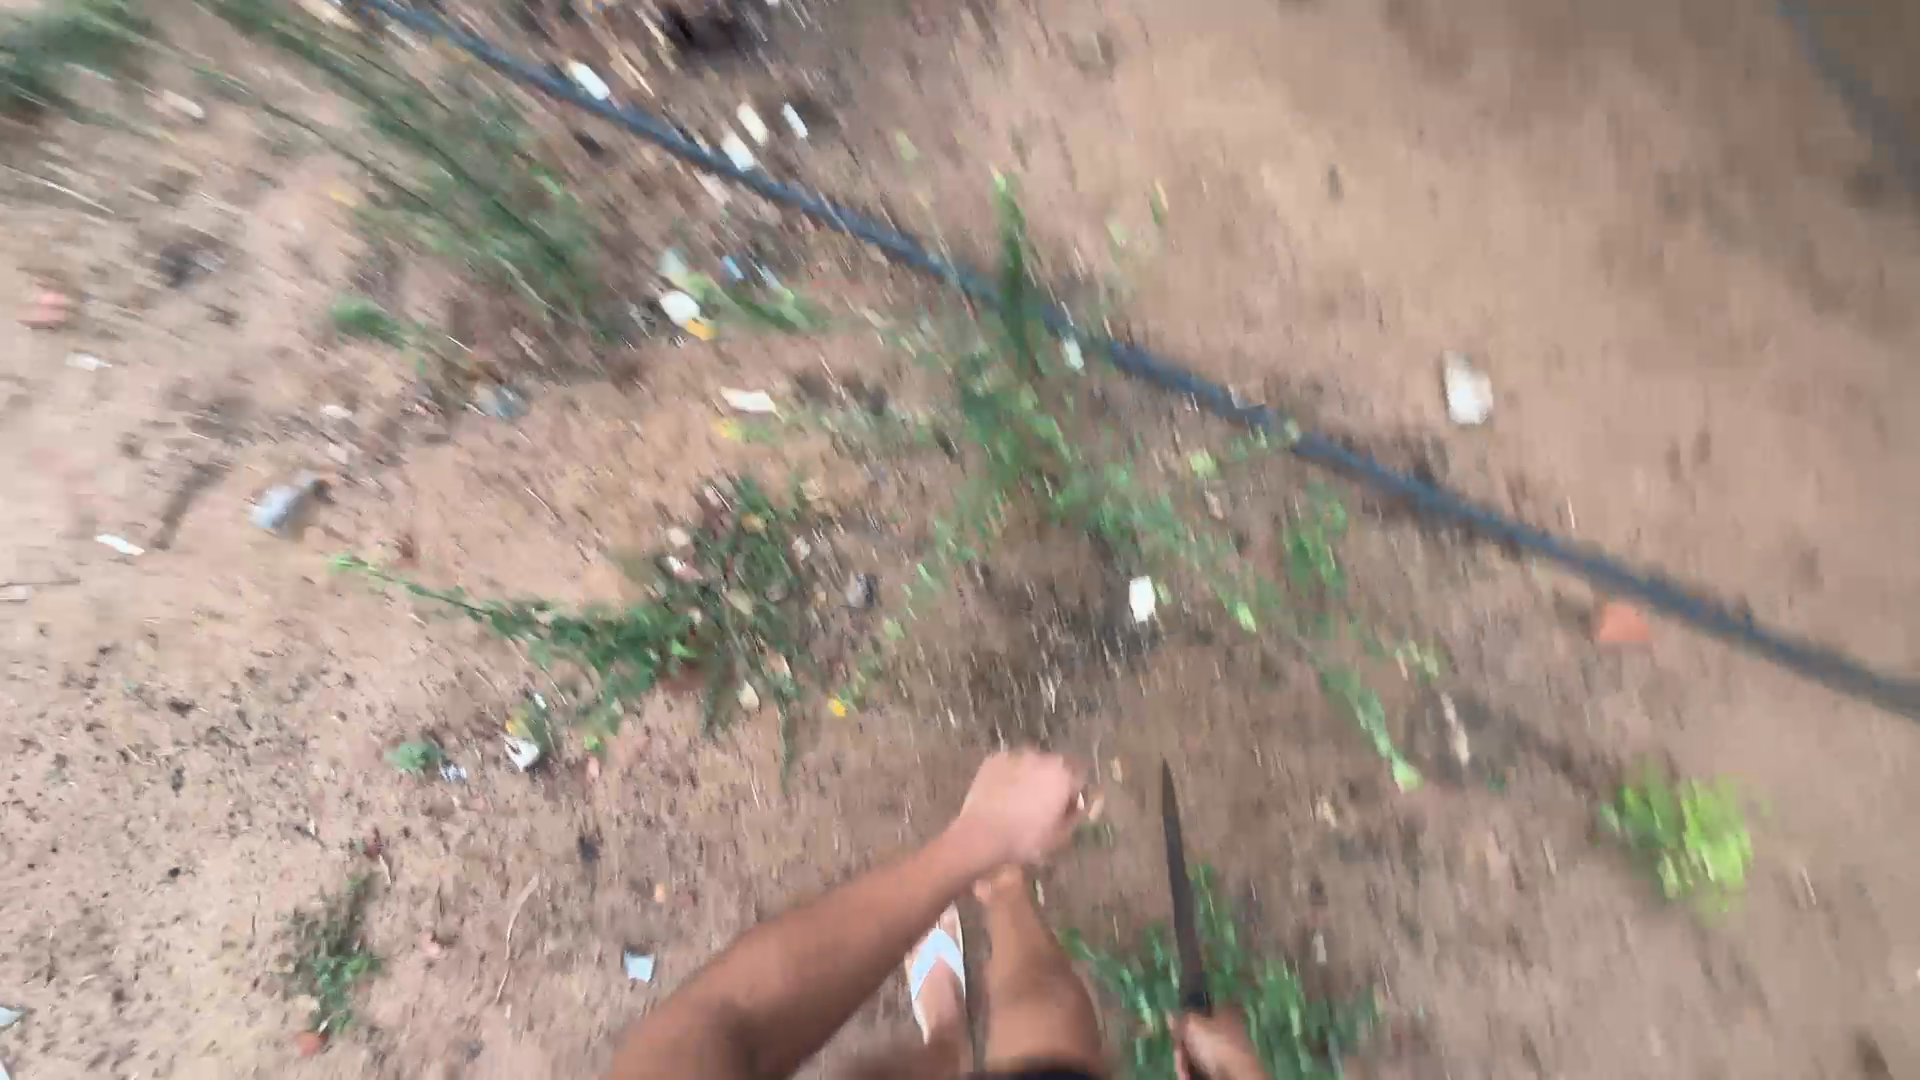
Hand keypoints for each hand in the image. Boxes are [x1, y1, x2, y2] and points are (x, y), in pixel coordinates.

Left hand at [949, 750, 1084, 867]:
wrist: (982, 834)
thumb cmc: (1025, 839)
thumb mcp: (1059, 837)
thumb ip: (1074, 817)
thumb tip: (1076, 807)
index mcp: (1063, 776)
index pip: (1078, 781)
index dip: (1072, 797)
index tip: (1063, 812)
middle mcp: (1042, 758)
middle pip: (1055, 768)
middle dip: (1052, 783)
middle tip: (1041, 806)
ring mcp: (1016, 755)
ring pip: (1030, 764)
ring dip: (1030, 777)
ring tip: (1019, 800)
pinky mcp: (994, 758)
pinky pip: (1009, 765)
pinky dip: (1009, 775)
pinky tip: (1002, 794)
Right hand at [1172, 1011, 1267, 1079]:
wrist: (1238, 1079)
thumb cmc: (1217, 1044)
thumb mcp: (1191, 1025)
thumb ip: (1179, 1019)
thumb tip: (1169, 1014)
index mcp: (1224, 1009)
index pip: (1202, 1006)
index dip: (1187, 1016)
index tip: (1177, 1028)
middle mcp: (1228, 1028)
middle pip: (1197, 1034)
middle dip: (1183, 1046)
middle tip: (1179, 1053)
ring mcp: (1228, 1051)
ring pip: (1199, 1053)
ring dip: (1186, 1062)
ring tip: (1184, 1072)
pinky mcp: (1227, 1071)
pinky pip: (1204, 1069)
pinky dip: (1194, 1073)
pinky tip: (1188, 1077)